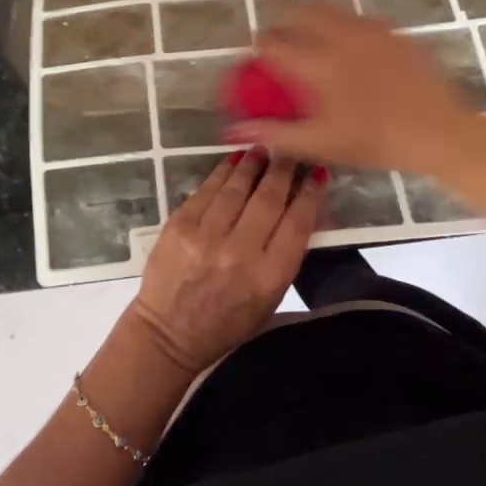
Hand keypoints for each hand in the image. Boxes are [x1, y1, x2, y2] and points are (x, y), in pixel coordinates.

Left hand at [126, 151, 325, 374]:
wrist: (168, 334)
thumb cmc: (226, 323)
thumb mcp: (269, 299)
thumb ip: (285, 255)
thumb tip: (302, 210)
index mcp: (268, 277)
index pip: (297, 224)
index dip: (310, 194)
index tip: (317, 173)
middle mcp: (239, 253)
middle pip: (268, 198)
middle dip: (283, 170)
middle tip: (290, 152)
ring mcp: (206, 236)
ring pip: (237, 188)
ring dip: (253, 164)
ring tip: (263, 151)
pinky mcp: (179, 225)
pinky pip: (207, 190)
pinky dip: (223, 173)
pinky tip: (234, 161)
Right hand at [227, 4, 485, 173]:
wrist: (439, 132)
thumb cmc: (375, 141)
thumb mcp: (320, 144)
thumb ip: (274, 133)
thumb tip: (233, 131)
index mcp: (316, 63)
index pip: (272, 41)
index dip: (258, 46)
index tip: (257, 57)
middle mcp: (339, 36)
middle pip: (299, 12)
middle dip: (284, 22)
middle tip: (283, 41)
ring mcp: (370, 29)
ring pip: (330, 8)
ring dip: (313, 17)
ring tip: (313, 36)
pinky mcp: (394, 31)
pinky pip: (360, 17)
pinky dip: (345, 24)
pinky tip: (351, 44)